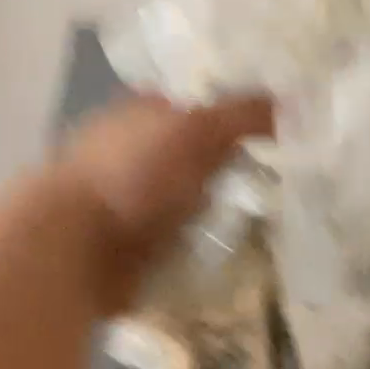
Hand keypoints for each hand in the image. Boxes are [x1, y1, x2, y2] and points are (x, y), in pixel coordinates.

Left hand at [52, 94, 273, 256]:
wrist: (77, 249)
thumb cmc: (131, 177)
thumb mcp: (195, 131)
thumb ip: (242, 116)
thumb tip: (292, 104)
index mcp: (145, 114)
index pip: (203, 108)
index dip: (243, 121)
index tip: (287, 142)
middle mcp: (140, 156)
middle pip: (205, 163)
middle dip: (241, 177)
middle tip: (288, 193)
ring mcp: (139, 206)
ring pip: (199, 210)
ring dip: (228, 222)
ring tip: (273, 234)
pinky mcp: (142, 251)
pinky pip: (189, 250)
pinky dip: (211, 256)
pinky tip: (241, 263)